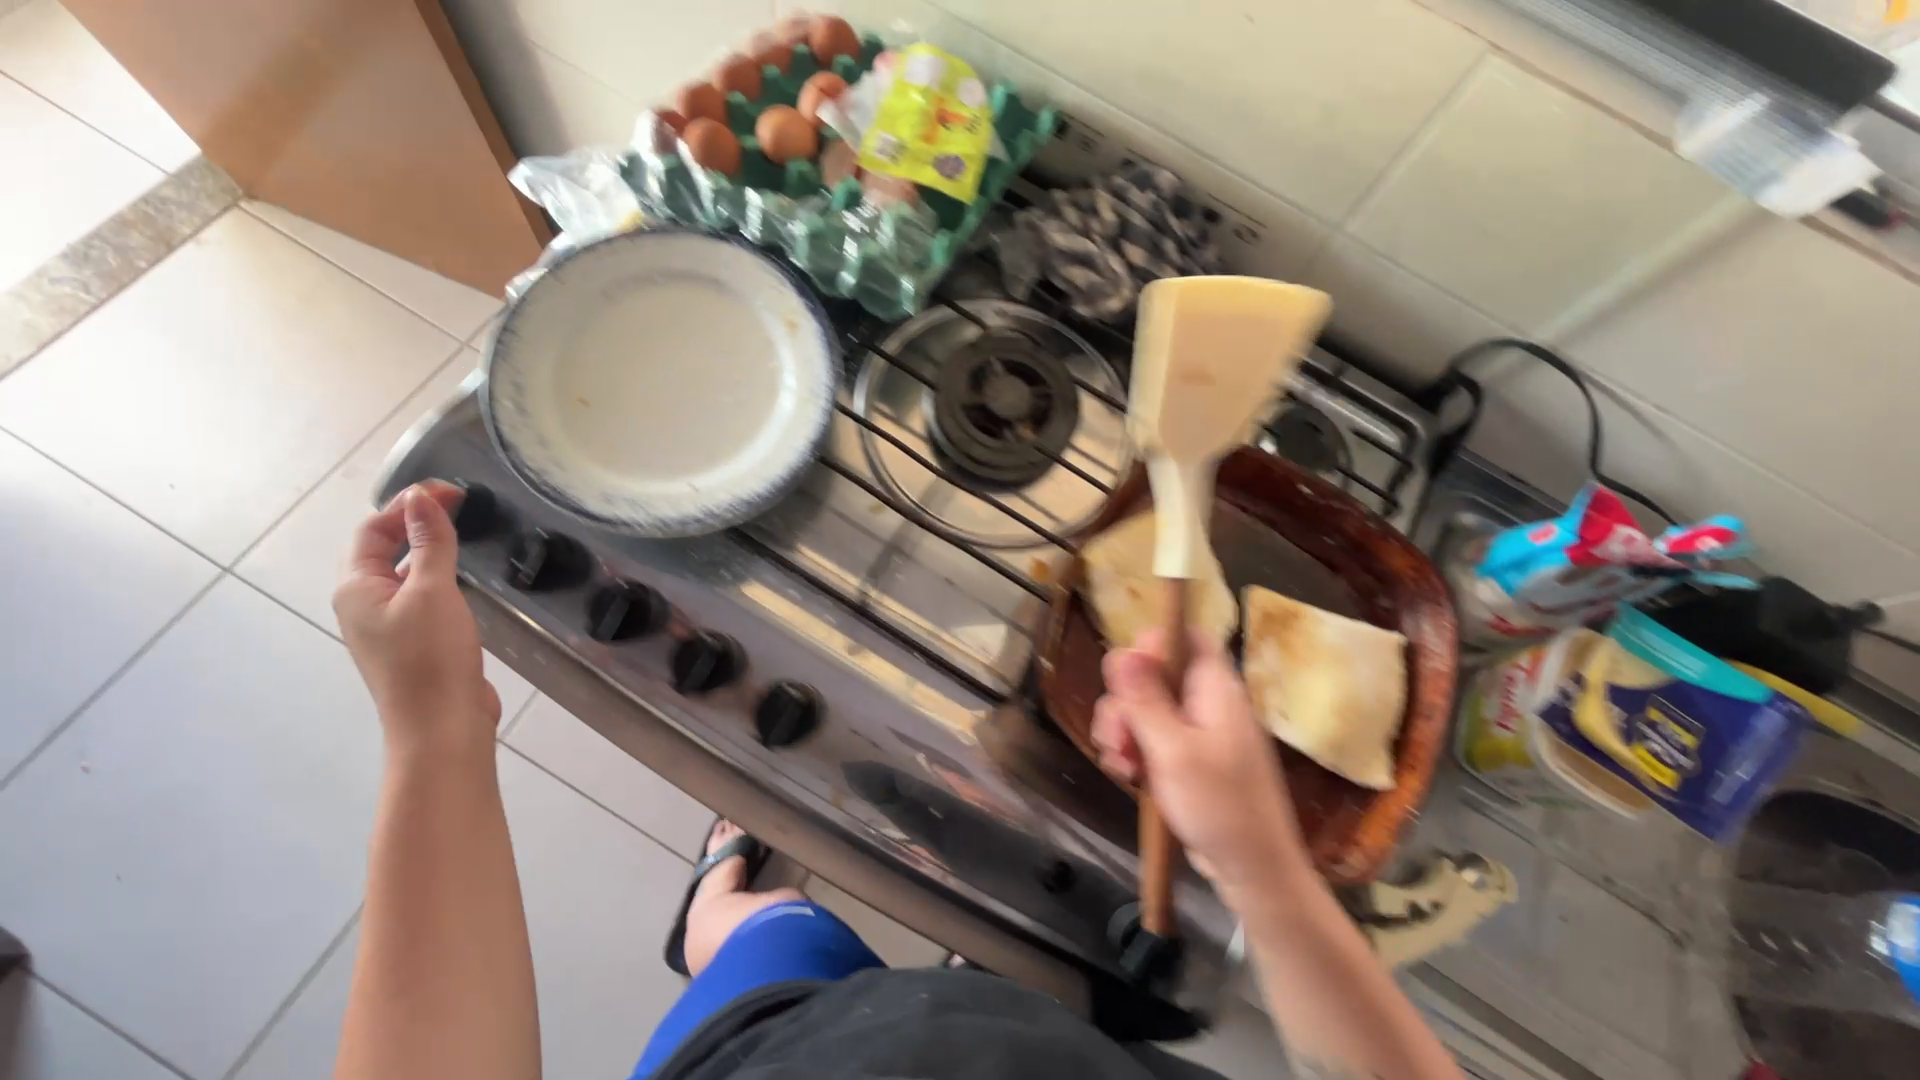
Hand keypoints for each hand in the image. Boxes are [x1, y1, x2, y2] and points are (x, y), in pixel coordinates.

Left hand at [335, 482, 498, 755]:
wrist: (442, 726)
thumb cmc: (431, 655)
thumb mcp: (433, 590)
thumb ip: (429, 542)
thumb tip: (420, 497)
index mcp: (356, 588)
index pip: (374, 529)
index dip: (410, 504)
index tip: (454, 492)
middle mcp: (363, 605)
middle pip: (383, 550)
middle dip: (417, 523)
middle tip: (462, 507)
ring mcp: (387, 627)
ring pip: (403, 575)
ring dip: (428, 550)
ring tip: (465, 535)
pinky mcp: (414, 645)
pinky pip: (420, 598)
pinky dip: (439, 578)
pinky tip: (466, 582)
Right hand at [1092, 629, 1312, 904]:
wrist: (1253, 871)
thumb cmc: (1220, 806)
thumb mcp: (1174, 751)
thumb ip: (1146, 699)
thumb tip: (1123, 649)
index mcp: (1215, 689)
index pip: (1185, 637)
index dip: (1152, 645)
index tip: (1125, 676)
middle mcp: (1207, 702)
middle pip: (1154, 675)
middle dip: (1124, 701)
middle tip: (1116, 736)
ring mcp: (1198, 733)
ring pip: (1146, 709)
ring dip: (1123, 731)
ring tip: (1120, 764)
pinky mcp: (1188, 760)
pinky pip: (1151, 739)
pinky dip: (1134, 752)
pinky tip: (1126, 775)